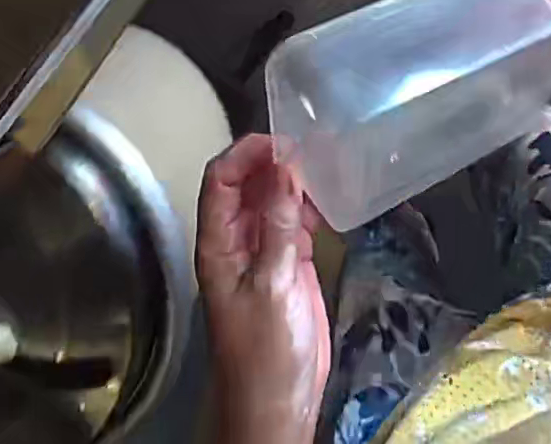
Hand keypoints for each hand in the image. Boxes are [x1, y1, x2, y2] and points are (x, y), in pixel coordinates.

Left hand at [196, 135, 329, 443]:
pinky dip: (311, 204)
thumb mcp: (273, 286)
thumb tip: (285, 167)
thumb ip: (279, 226)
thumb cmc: (265, 353)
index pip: (221, 179)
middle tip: (311, 149)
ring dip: (295, 179)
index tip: (282, 142)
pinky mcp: (289, 259)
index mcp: (219, 242)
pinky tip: (331, 199)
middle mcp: (237, 237)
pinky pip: (295, 217)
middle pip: (247, 181)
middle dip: (273, 160)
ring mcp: (264, 247)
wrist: (280, 406)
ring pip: (273, 196)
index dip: (245, 153)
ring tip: (325, 167)